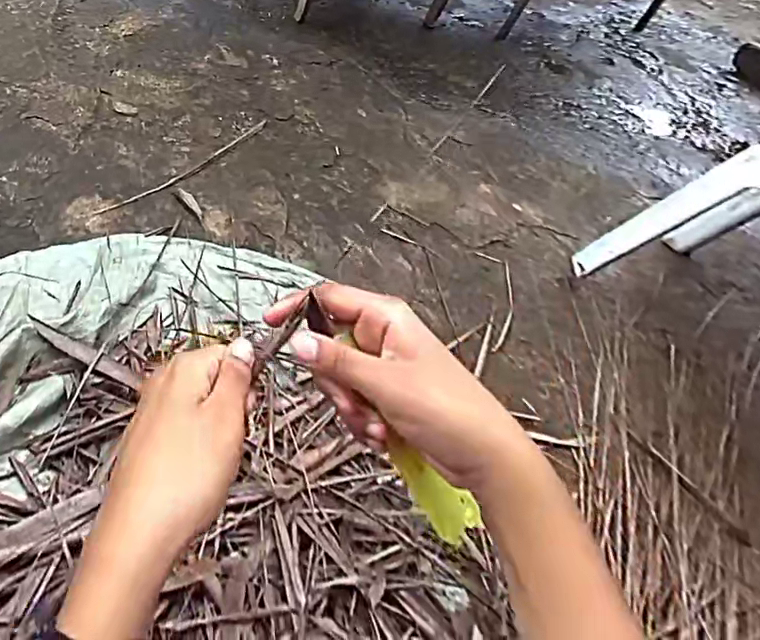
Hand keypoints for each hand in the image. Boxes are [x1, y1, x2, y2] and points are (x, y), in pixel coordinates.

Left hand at [58, 340, 253, 639]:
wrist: (140, 529)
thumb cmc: (180, 479)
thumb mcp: (226, 419)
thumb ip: (238, 376)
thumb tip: (245, 344)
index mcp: (183, 367)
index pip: (230, 352)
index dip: (248, 382)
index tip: (250, 408)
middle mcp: (163, 381)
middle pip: (215, 380)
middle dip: (233, 408)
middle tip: (232, 438)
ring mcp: (152, 410)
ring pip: (202, 408)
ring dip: (217, 431)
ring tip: (214, 460)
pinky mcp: (148, 438)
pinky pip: (186, 431)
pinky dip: (197, 449)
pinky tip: (197, 472)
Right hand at [263, 283, 534, 494]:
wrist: (488, 460)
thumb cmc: (448, 410)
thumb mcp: (384, 383)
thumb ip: (336, 360)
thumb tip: (296, 340)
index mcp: (384, 316)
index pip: (326, 298)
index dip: (296, 308)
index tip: (271, 323)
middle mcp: (380, 335)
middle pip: (326, 344)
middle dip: (334, 380)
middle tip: (352, 400)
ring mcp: (382, 365)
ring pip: (337, 377)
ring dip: (349, 405)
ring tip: (375, 423)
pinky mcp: (384, 393)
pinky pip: (352, 399)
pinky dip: (360, 419)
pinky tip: (382, 434)